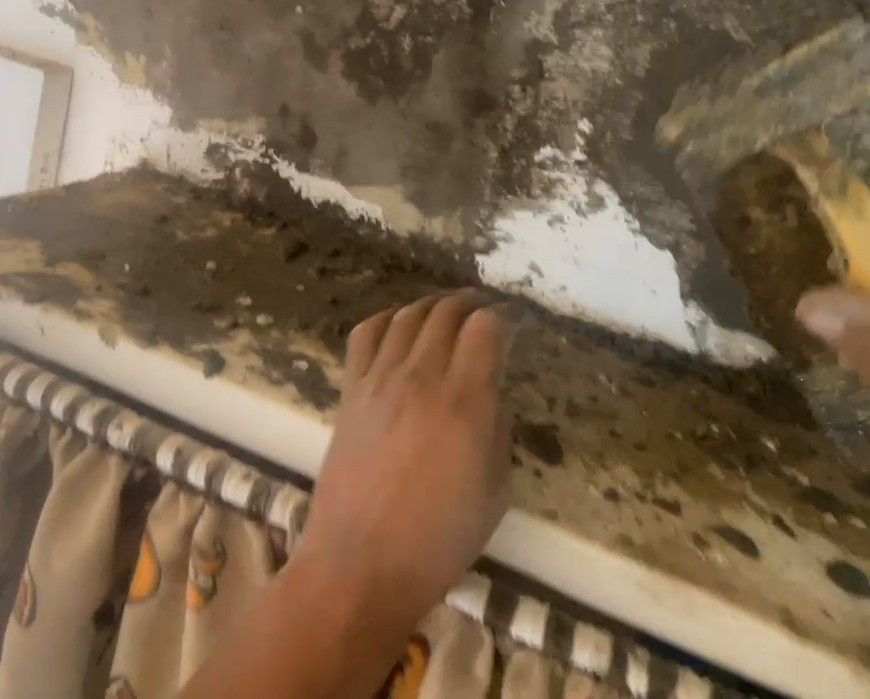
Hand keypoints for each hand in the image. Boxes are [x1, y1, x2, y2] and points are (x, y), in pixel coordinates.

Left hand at [294, 291, 512, 631]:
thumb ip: (497, 428)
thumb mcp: (496, 489)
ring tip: (450, 314)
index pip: (488, 326)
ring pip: (408, 315)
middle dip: (474, 303)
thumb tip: (489, 391)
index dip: (507, 316)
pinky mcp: (350, 392)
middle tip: (488, 313)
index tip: (518, 323)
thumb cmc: (438, 540)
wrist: (358, 567)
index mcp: (464, 401)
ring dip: (434, 306)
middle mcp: (421, 377)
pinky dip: (388, 318)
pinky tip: (400, 326)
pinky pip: (365, 334)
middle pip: (448, 311)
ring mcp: (379, 380)